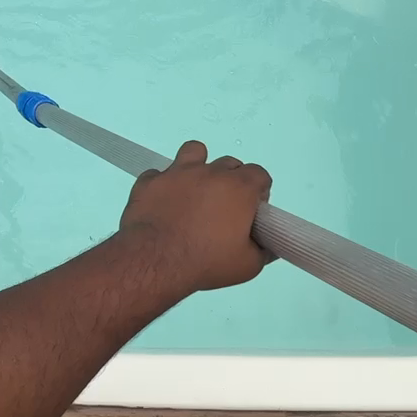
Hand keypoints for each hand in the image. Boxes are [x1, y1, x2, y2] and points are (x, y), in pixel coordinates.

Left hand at [117, 141, 270, 294]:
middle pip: (228, 164)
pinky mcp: (149, 181)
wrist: (155, 261)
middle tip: (223, 207)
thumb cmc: (206, 262)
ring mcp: (176, 172)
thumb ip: (262, 249)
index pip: (259, 174)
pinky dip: (162, 185)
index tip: (251, 210)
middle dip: (231, 181)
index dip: (258, 191)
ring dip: (197, 166)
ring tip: (193, 190)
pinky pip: (158, 174)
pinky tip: (161, 202)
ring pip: (193, 151)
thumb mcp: (248, 265)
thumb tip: (267, 244)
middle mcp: (209, 172)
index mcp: (238, 188)